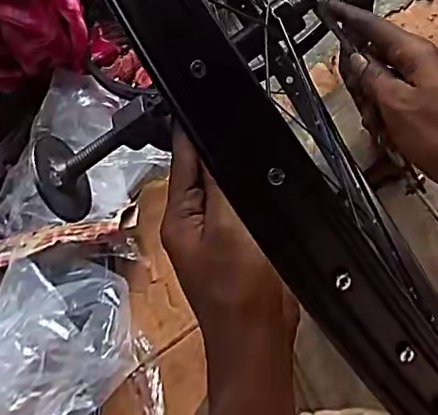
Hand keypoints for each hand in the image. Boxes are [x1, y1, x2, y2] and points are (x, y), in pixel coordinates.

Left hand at [161, 129, 297, 345]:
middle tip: (235, 112)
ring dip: (233, 165)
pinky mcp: (234, 241)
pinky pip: (236, 202)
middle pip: (200, 168)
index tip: (207, 96)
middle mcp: (189, 219)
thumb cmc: (240, 288)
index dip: (195, 127)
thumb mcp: (228, 226)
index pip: (183, 157)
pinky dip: (245, 187)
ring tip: (249, 135)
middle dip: (216, 143)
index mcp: (177, 214)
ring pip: (220, 184)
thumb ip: (219, 182)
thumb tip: (211, 140)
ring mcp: (211, 231)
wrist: (260, 340)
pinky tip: (260, 173)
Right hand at [328, 1, 437, 196]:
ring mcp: (428, 82)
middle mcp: (422, 61)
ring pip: (384, 80)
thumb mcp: (397, 104)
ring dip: (374, 102)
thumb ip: (371, 77)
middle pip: (376, 54)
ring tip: (380, 125)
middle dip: (361, 79)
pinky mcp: (431, 102)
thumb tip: (355, 58)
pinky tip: (390, 133)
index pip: (373, 24)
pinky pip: (398, 98)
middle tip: (361, 100)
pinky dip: (389, 113)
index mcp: (415, 52)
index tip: (328, 6)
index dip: (347, 16)